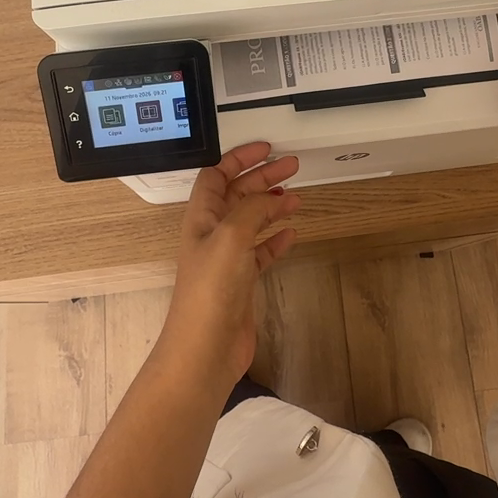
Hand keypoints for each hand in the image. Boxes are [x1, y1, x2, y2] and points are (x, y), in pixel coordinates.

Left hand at [156, 142, 301, 389]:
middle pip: (238, 195)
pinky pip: (261, 252)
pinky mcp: (242, 282)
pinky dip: (276, 240)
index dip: (239, 159)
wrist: (205, 348)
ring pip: (252, 221)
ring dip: (273, 206)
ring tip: (296, 198)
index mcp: (202, 217)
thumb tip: (269, 196)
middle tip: (292, 168)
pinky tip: (291, 234)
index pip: (217, 175)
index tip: (266, 149)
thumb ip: (251, 209)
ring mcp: (227, 259)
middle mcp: (212, 234)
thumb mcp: (231, 236)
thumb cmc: (211, 290)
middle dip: (263, 178)